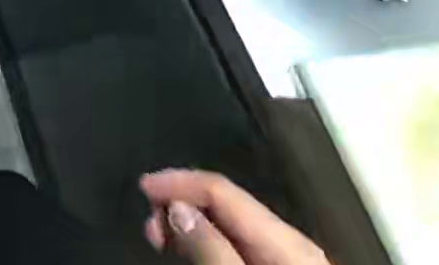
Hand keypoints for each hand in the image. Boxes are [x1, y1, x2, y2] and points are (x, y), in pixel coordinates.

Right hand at [140, 169, 329, 264]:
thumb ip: (212, 252)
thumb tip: (176, 207)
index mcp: (290, 245)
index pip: (223, 190)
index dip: (178, 181)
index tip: (141, 189)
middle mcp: (297, 249)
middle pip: (229, 207)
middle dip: (184, 207)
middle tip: (150, 229)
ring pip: (236, 229)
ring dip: (196, 228)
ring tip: (165, 243)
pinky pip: (247, 252)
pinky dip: (215, 247)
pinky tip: (199, 257)